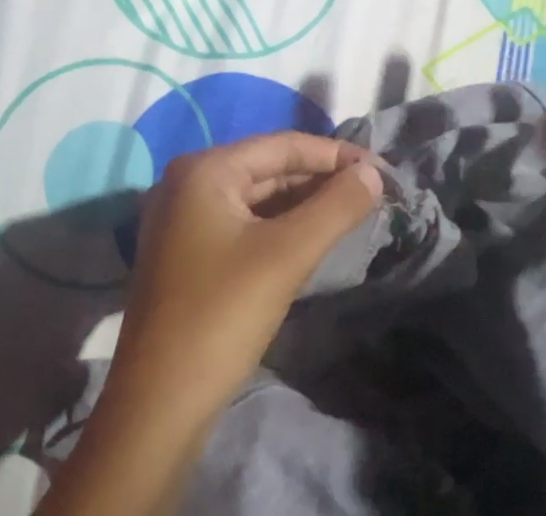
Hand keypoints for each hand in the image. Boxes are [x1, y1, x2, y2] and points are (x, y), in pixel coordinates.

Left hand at [39, 133, 381, 515]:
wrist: (160, 400)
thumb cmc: (222, 315)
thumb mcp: (286, 255)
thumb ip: (335, 207)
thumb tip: (372, 173)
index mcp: (204, 170)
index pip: (282, 146)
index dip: (337, 155)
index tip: (385, 171)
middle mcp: (187, 182)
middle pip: (267, 168)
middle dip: (321, 179)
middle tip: (375, 193)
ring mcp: (181, 219)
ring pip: (256, 198)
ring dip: (303, 203)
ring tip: (354, 211)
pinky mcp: (186, 252)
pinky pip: (242, 223)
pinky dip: (279, 226)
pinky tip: (312, 236)